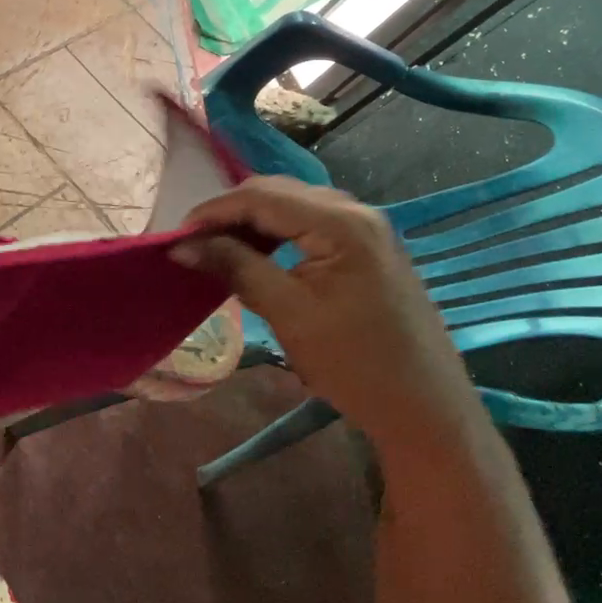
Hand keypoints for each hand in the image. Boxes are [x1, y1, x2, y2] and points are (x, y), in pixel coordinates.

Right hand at [170, 177, 481, 451]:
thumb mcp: (287, 313)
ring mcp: (366, 228)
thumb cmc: (355, 364)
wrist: (426, 410)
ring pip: (292, 205)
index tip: (175, 236)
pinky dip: (275, 232)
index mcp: (341, 223)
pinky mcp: (367, 247)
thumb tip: (181, 245)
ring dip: (251, 221)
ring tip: (218, 249)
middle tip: (193, 243)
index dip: (213, 212)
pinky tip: (256, 254)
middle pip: (276, 192)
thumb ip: (234, 267)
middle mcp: (356, 212)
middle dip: (229, 212)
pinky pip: (309, 223)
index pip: (261, 197)